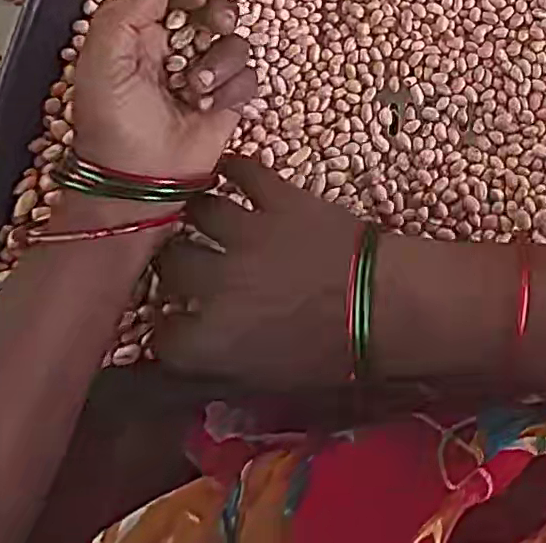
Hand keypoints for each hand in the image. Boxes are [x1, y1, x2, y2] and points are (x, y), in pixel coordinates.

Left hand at [71, 0, 256, 179]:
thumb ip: (121, 18)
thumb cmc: (113, 125)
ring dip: (221, 63)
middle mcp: (178, 51)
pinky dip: (233, 88)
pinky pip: (248, 77)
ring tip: (197, 89)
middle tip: (217, 26)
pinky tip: (211, 106)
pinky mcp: (229, 100)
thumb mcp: (99, 66)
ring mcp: (206, 75)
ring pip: (235, 44)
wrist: (139, 180)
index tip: (193, 1)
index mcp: (143, 36)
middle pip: (213, 12)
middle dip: (219, 15)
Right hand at [156, 158, 364, 386]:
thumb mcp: (268, 378)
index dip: (167, 325)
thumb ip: (222, 361)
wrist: (382, 302)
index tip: (174, 319)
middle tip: (183, 259)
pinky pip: (244, 171)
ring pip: (198, 211)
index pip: (162, 332)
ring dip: (193, 213)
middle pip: (171, 263)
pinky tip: (222, 167)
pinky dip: (231, 166)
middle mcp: (217, 281)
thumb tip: (200, 348)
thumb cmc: (333, 353)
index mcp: (212, 338)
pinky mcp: (279, 199)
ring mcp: (248, 233)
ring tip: (195, 211)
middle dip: (173, 263)